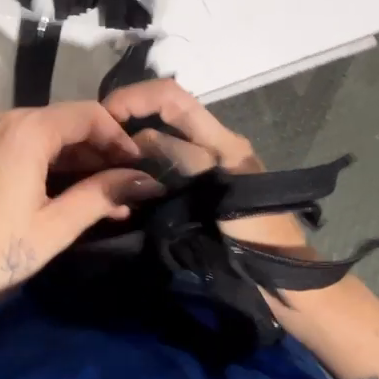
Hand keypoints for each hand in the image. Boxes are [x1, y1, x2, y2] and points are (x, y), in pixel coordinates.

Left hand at [0, 102, 164, 314]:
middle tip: (123, 188)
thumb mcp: (54, 227)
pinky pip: (8, 146)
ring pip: (34, 135)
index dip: (120, 139)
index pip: (87, 114)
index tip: (140, 169)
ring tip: (96, 198)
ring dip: (67, 160)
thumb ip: (101, 195)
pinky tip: (54, 194)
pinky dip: (36, 163)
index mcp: (22, 130)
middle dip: (95, 152)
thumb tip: (145, 180)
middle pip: (59, 122)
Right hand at [100, 79, 308, 251]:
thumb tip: (138, 138)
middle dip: (127, 114)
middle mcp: (213, 144)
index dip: (136, 97)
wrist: (285, 281)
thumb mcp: (223, 194)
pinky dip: (138, 163)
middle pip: (163, 111)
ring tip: (99, 162)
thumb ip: (185, 161)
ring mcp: (205, 167)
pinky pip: (163, 164)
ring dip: (129, 140)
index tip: (103, 116)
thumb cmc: (260, 239)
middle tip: (93, 141)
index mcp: (223, 141)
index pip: (173, 98)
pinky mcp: (199, 189)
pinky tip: (118, 181)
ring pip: (159, 137)